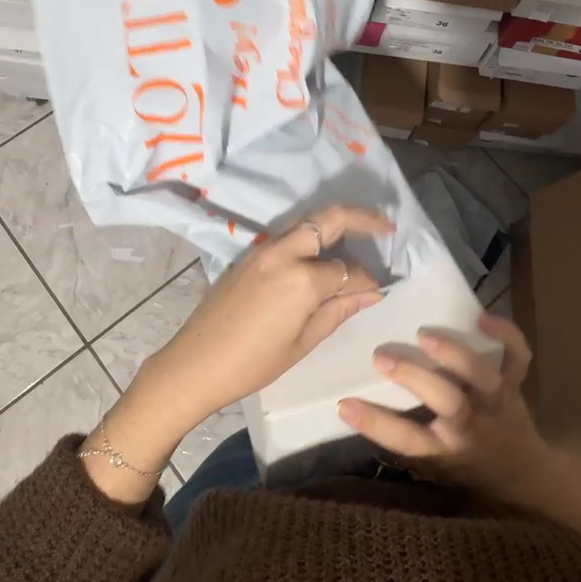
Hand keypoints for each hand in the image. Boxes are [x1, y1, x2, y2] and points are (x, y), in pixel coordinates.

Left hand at [125, 205, 391, 434]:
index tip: (379, 291)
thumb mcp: (303, 343)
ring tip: (358, 235)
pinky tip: (322, 252)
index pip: (348, 270)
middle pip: (330, 219)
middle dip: (362, 218)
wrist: (194, 363)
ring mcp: (264, 250)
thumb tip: (371, 293)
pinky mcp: (250, 254)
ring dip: (334, 222)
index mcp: (302, 279)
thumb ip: (338, 311)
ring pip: (307, 222)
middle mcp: (284, 253)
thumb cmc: (253, 364)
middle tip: (386, 226)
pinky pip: (288, 234)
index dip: (368, 281)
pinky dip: (311, 235)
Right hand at [337, 313, 580, 543]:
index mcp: (443, 448)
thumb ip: (404, 432)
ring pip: (482, 377)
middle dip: (414, 377)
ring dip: (454, 354)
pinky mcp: (514, 384)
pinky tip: (482, 318)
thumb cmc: (465, 464)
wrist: (522, 473)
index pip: (406, 440)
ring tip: (424, 335)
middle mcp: (470, 424)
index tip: (345, 403)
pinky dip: (507, 336)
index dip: (375, 423)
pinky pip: (517, 358)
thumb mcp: (431, 462)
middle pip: (447, 402)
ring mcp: (495, 402)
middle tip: (380, 356)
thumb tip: (355, 399)